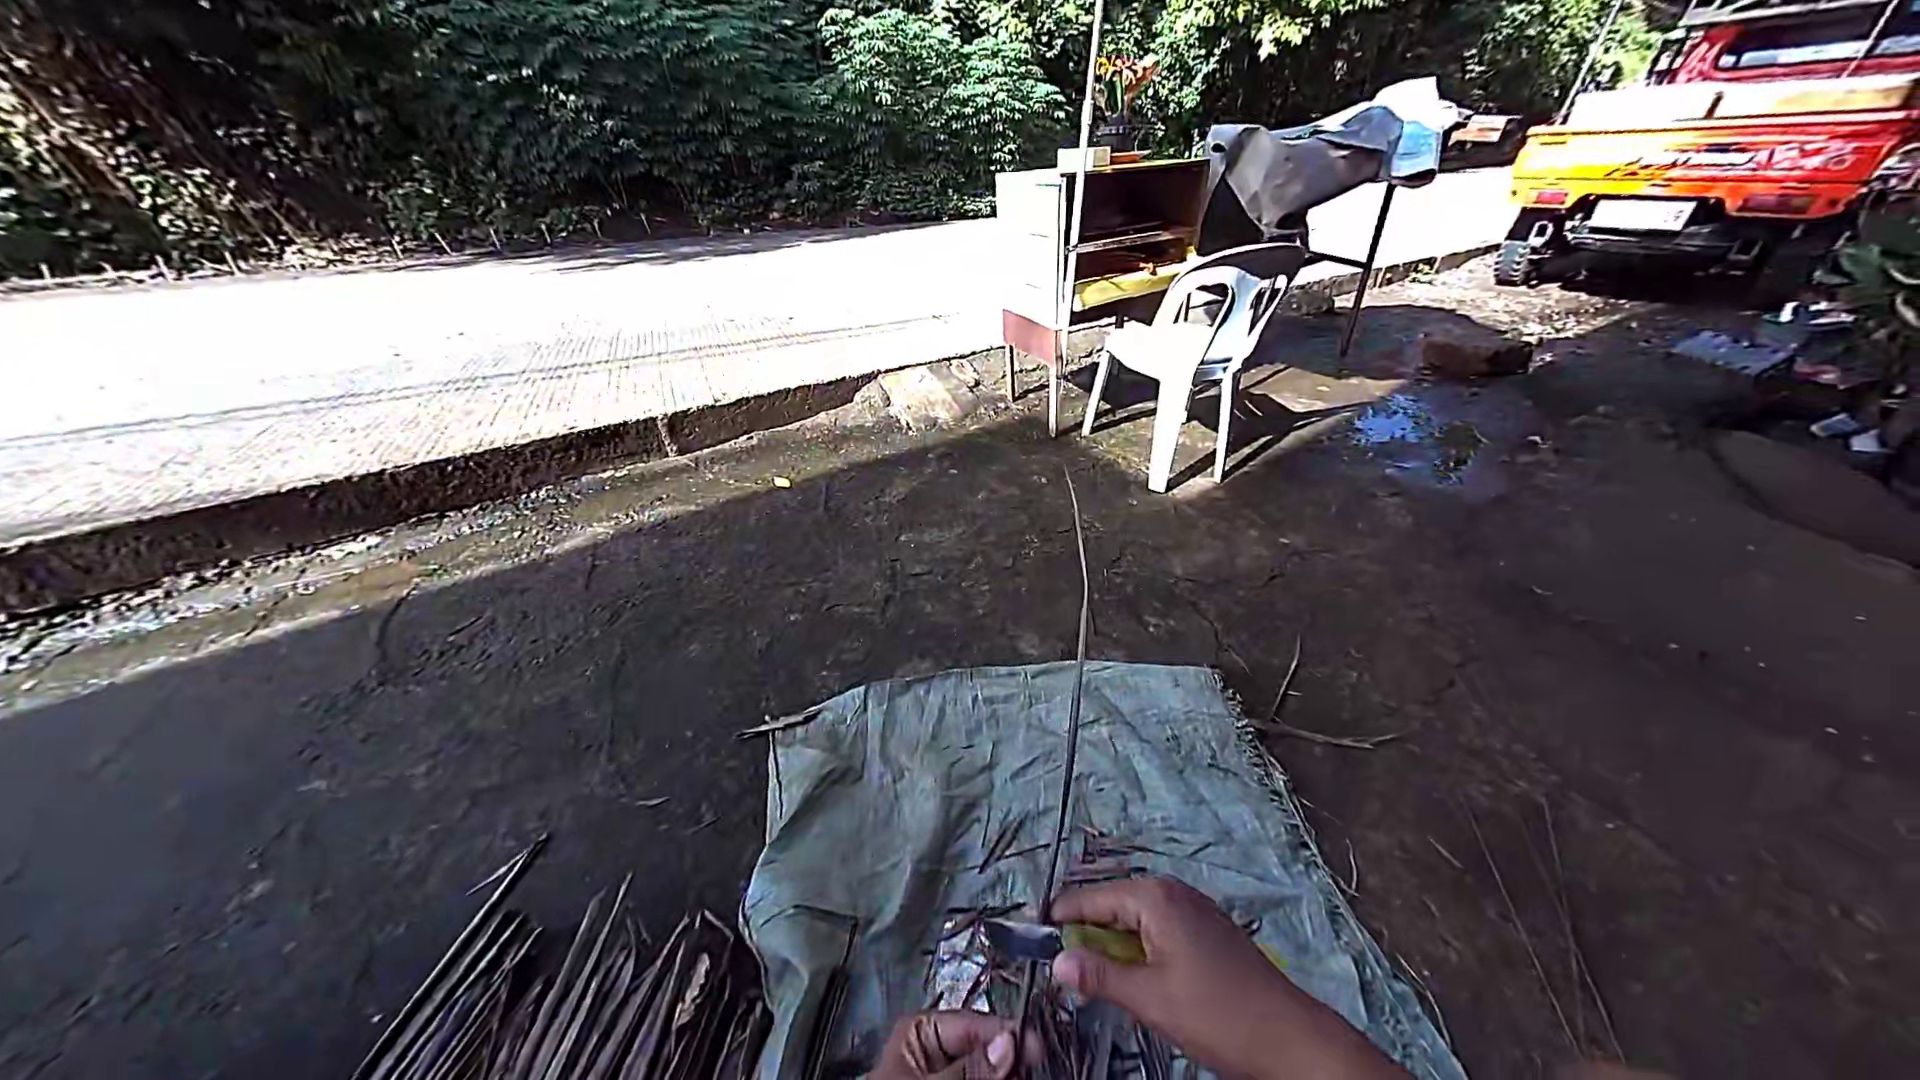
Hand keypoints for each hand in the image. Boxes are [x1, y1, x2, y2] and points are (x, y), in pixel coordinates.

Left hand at [868, 1011, 1022, 1079]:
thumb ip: (968, 1072)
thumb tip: (1010, 1041)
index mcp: (923, 1034)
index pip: (974, 1024)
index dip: (1007, 1035)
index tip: (1039, 1049)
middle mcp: (939, 1055)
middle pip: (986, 1053)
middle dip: (1009, 1068)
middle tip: (1035, 1073)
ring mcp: (950, 1077)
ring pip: (987, 1075)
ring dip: (1005, 1078)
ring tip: (1028, 1077)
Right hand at [1049, 877, 1406, 1079]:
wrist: (1292, 1039)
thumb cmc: (1216, 1014)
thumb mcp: (1150, 998)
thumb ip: (1098, 976)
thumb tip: (1056, 963)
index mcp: (1154, 896)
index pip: (1091, 898)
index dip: (1060, 917)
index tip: (1034, 934)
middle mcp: (1170, 890)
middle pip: (1112, 904)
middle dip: (1087, 932)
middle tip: (1063, 963)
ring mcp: (1191, 906)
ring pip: (1134, 918)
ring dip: (1112, 943)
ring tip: (1095, 974)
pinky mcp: (1204, 927)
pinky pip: (1156, 927)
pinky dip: (1137, 946)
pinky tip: (1135, 974)